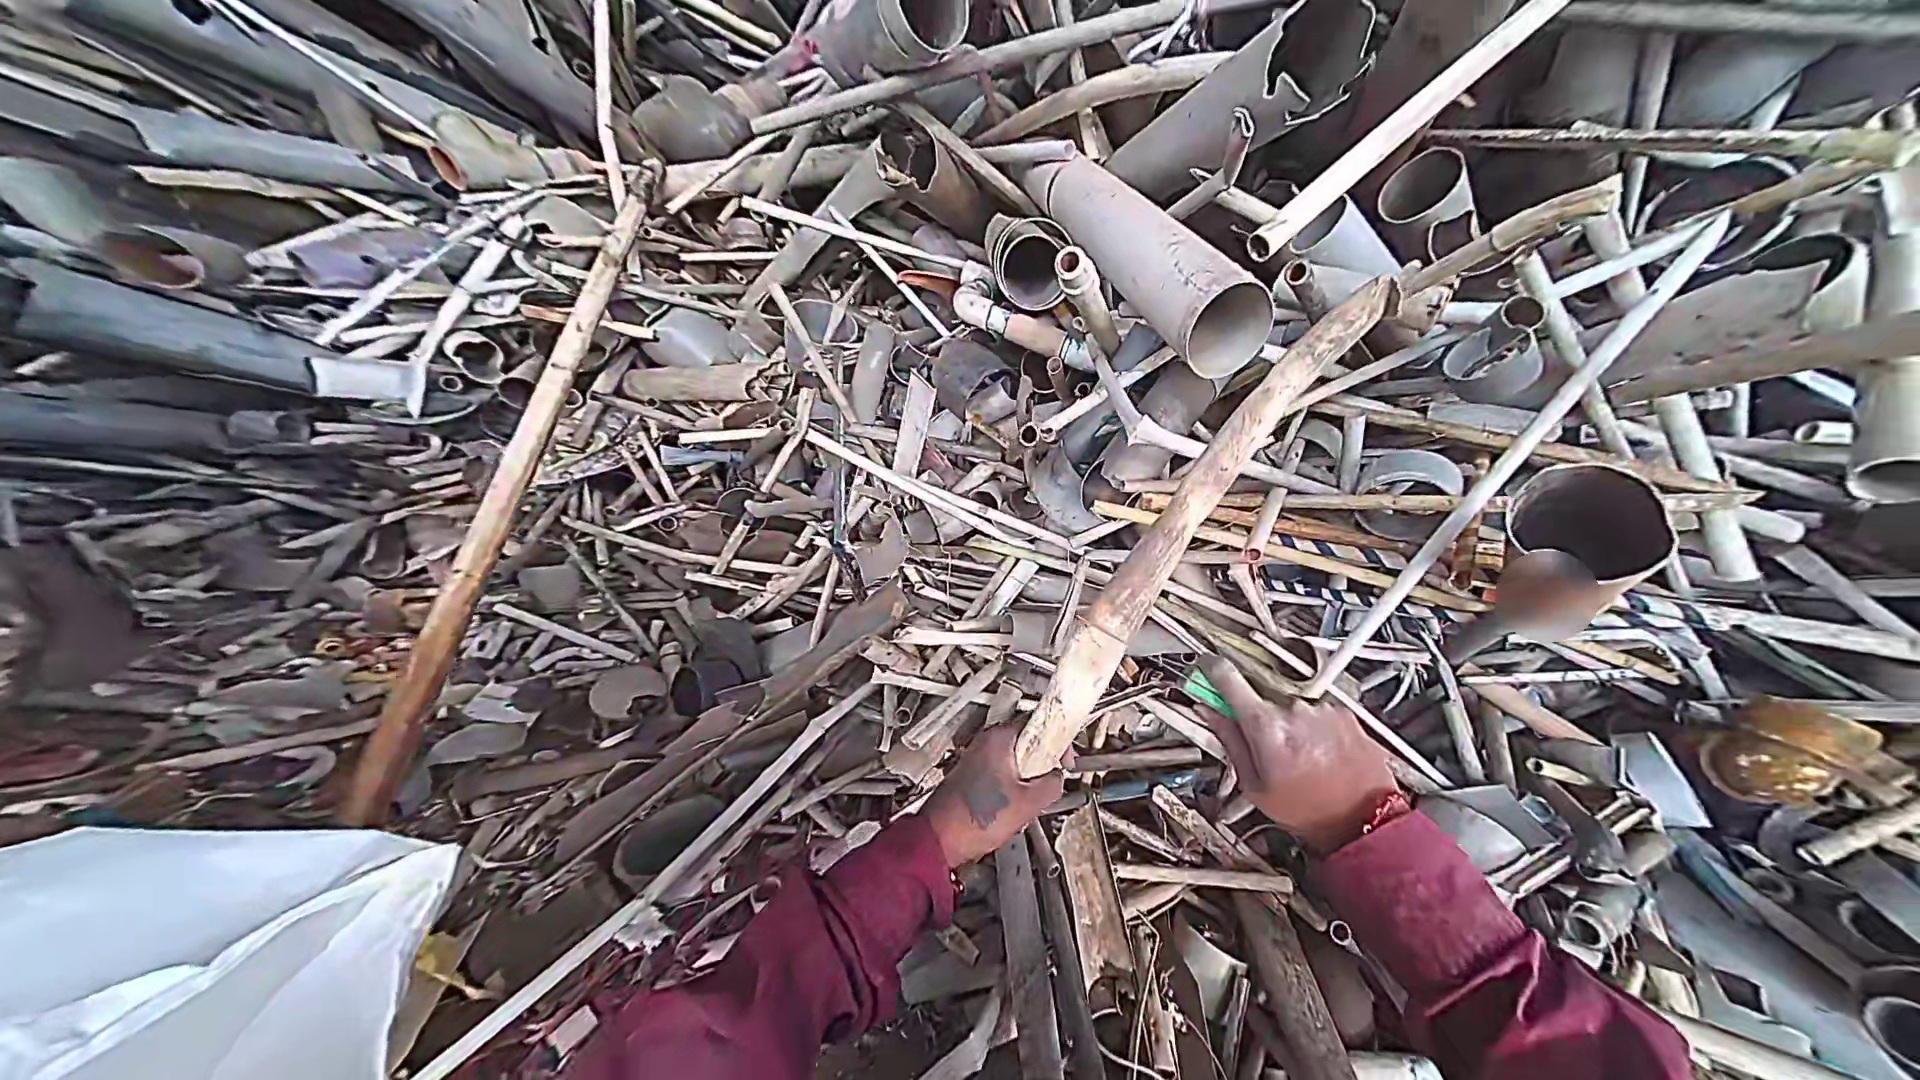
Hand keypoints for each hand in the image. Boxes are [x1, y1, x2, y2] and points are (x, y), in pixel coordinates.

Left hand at [922, 724, 1064, 866]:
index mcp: (998, 738)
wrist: (941, 839)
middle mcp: (986, 742)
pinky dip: (1012, 786)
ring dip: (1027, 779)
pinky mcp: (974, 773)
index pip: (1038, 724)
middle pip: (1028, 743)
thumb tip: (1059, 778)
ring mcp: (978, 757)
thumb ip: (1052, 784)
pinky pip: (1004, 772)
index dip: (1058, 741)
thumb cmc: (972, 819)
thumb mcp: (1028, 803)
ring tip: (1024, 800)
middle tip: (1047, 784)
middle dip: (1042, 765)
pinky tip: (1010, 807)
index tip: (1066, 757)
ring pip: (1017, 760)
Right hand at [1196, 655, 1398, 854]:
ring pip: (1286, 703)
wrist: (1366, 822)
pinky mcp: (1342, 712)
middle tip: (1259, 741)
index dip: (1210, 669)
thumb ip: (1228, 738)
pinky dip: (1309, 725)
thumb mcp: (1253, 782)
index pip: (1226, 675)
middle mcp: (1293, 708)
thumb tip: (1208, 711)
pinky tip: (1314, 752)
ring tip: (1294, 755)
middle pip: (1258, 693)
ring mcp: (1321, 708)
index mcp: (1265, 725)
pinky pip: (1312, 710)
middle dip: (1252, 711)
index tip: (1205, 669)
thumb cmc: (1310, 810)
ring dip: (1284, 720)